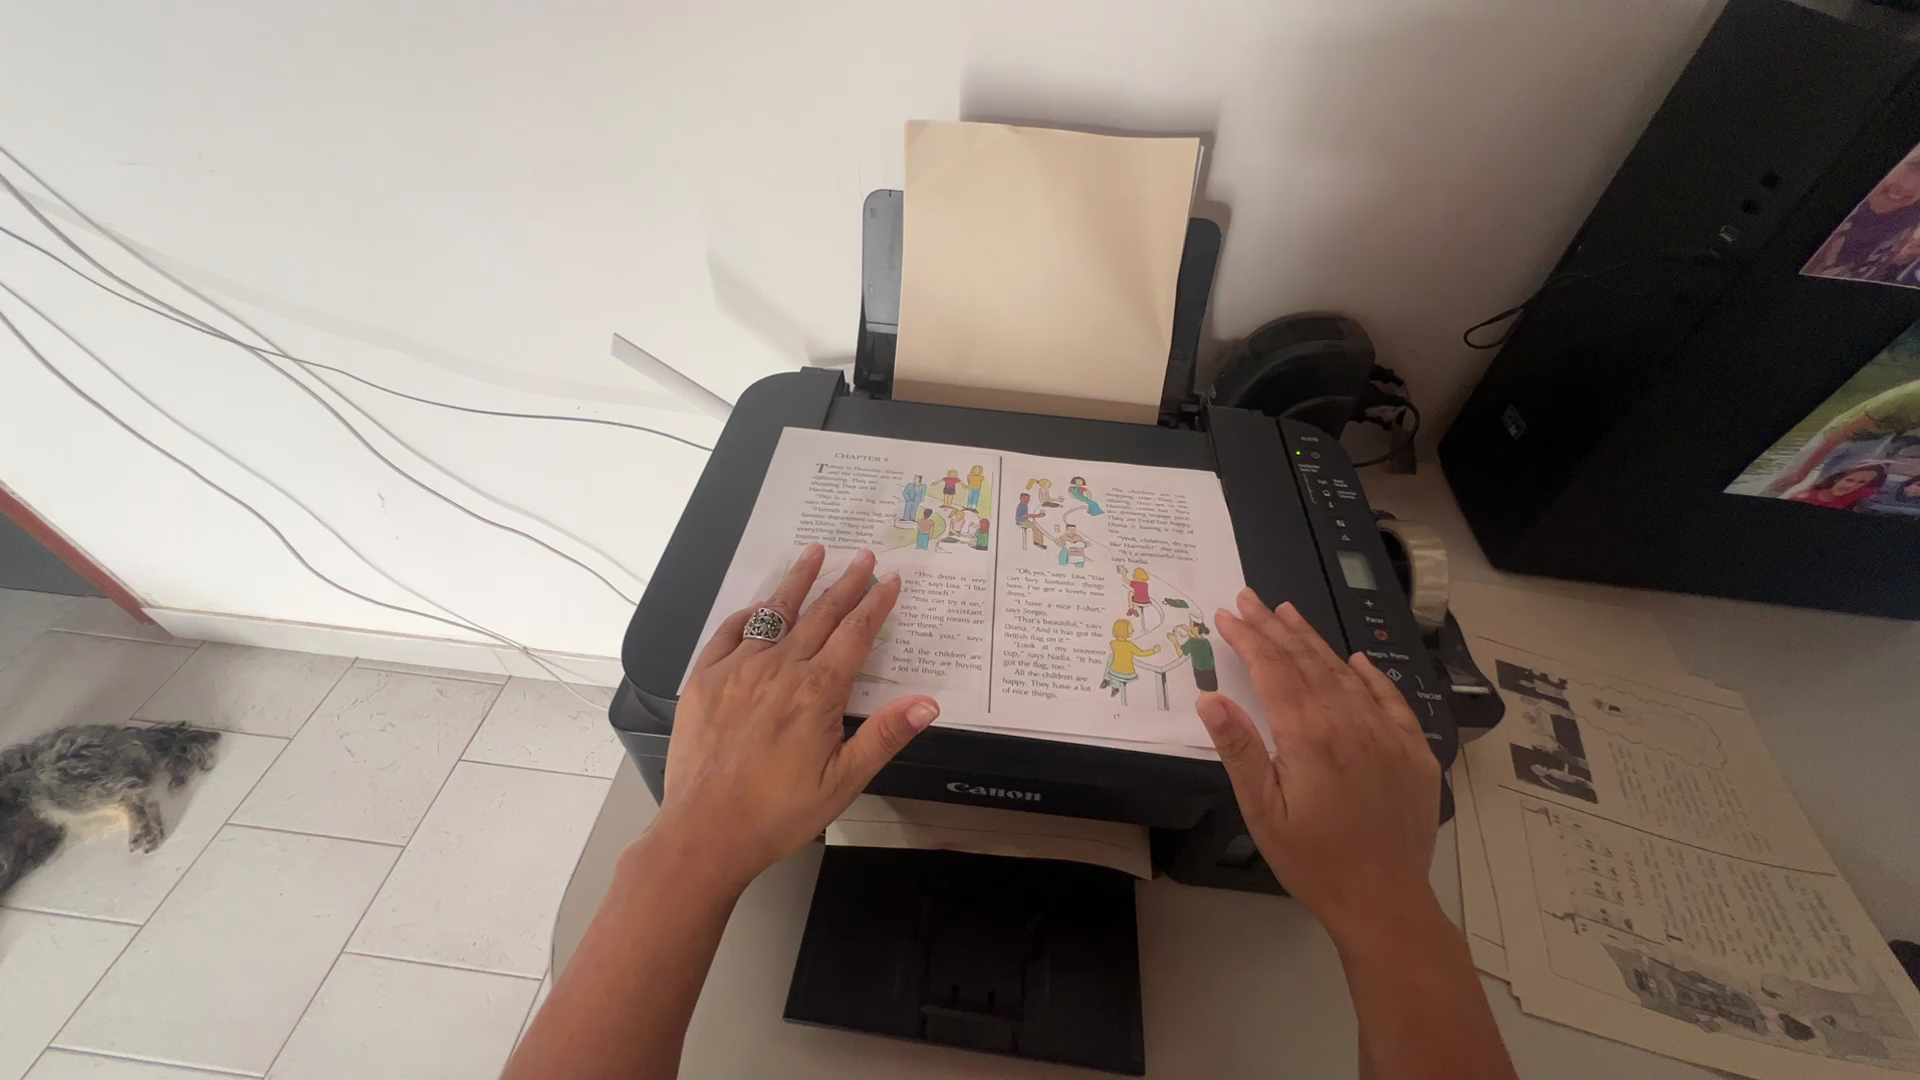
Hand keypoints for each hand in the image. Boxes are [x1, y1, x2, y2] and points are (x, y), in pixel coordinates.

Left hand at [654, 544, 938, 891]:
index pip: (855, 634)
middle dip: (846, 583)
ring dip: (799, 582)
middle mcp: (779, 669)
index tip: (891, 579)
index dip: (876, 604)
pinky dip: (749, 614)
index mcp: (816, 691)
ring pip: (775, 613)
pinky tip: (761, 606)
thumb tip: (929, 703)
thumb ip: (885, 736)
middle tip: (864, 556)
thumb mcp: (843, 782)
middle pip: (820, 614)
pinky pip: (730, 633)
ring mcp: (738, 670)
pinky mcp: (705, 679)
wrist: (704, 833)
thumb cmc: (779, 812)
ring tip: (815, 552)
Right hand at [1195, 590, 1441, 947]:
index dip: (1248, 638)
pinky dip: (1371, 675)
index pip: (1273, 669)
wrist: (1385, 903)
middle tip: (1250, 597)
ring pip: (1344, 672)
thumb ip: (1239, 749)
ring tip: (1288, 612)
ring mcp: (1387, 733)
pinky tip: (1357, 659)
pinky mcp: (1413, 750)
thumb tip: (1210, 698)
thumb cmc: (1312, 858)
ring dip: (1313, 640)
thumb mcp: (1262, 810)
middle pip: (1306, 661)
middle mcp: (1350, 722)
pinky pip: (1391, 699)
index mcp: (1309, 733)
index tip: (1226, 614)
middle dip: (1274, 627)